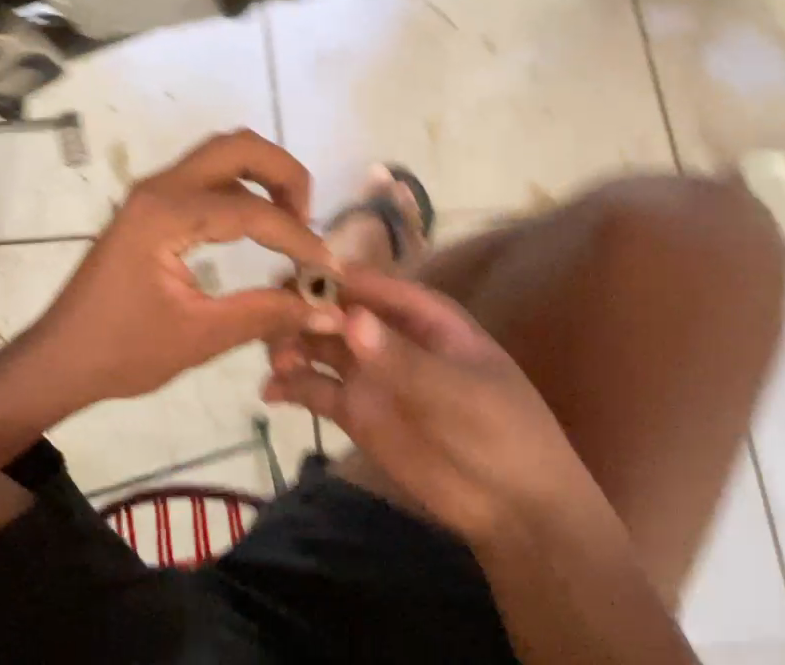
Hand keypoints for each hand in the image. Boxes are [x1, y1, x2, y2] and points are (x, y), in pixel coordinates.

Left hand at [22, 130, 338, 406]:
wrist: (60, 357)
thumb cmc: (122, 351)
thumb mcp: (200, 337)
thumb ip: (266, 314)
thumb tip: (327, 306)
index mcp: (166, 214)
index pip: (252, 209)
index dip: (299, 238)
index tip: (329, 270)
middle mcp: (158, 189)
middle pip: (237, 147)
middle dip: (284, 174)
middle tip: (308, 222)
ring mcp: (150, 195)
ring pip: (219, 156)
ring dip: (262, 177)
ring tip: (290, 226)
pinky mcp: (148, 209)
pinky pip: (203, 180)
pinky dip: (239, 191)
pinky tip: (255, 232)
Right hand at [264, 269, 604, 541]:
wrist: (514, 509)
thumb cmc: (502, 434)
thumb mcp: (459, 393)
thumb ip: (402, 359)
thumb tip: (350, 318)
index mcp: (423, 317)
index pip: (371, 284)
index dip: (334, 277)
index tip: (294, 276)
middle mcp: (388, 336)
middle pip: (335, 308)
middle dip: (303, 309)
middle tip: (273, 321)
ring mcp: (369, 374)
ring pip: (316, 343)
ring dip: (291, 343)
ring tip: (278, 362)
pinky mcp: (354, 411)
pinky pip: (312, 388)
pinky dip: (288, 385)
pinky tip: (270, 393)